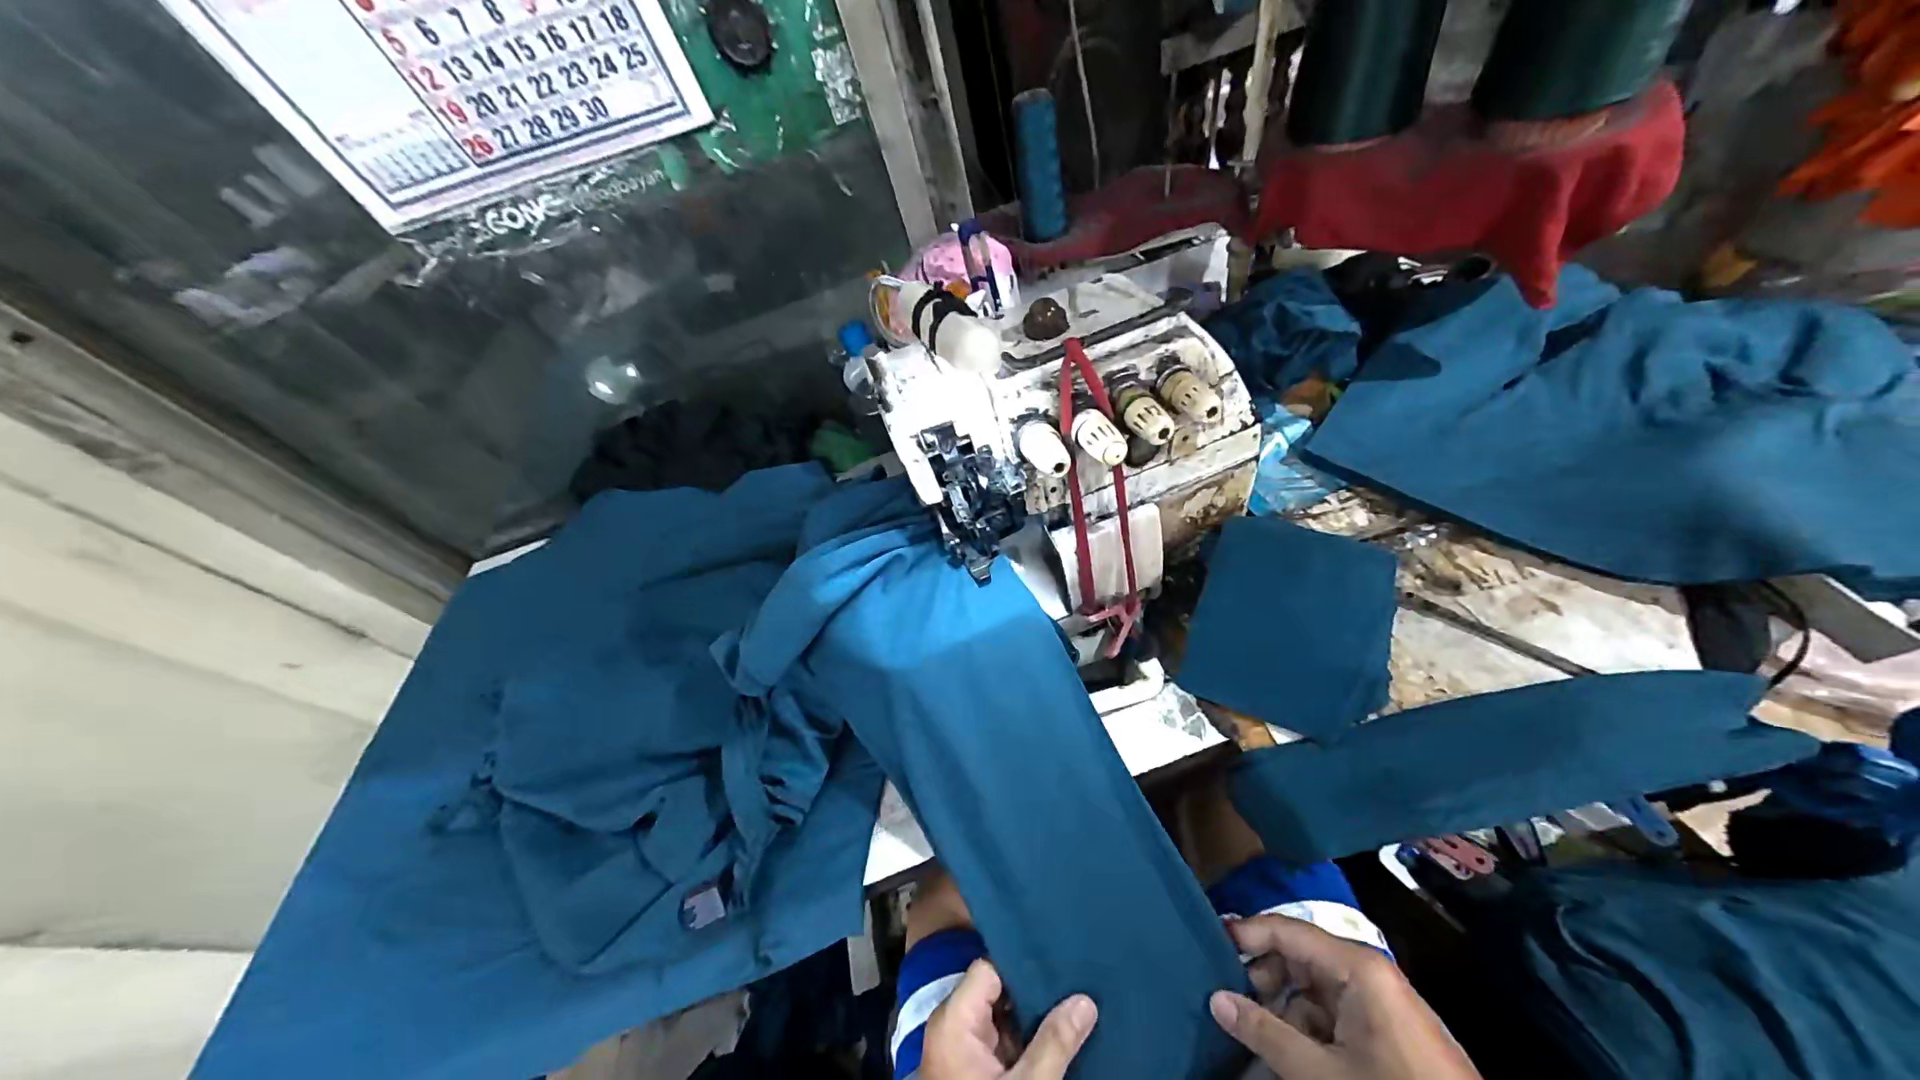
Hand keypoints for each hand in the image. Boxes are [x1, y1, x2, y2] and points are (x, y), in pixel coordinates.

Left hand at [919, 959, 1097, 1079]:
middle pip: (995, 990)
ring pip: (1000, 1016)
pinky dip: (1024, 1038)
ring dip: (1032, 1016)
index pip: (988, 969)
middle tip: (1074, 981)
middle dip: (1033, 990)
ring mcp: (960, 1048)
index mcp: (955, 1020)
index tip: (1058, 960)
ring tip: (1072, 1003)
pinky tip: (1055, 1034)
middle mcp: (953, 1026)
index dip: (1022, 964)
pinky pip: (999, 1040)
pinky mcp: (970, 1068)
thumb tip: (1085, 1001)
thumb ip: (1055, 1042)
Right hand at [1209, 915, 1481, 1079]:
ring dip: (1283, 1005)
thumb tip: (1216, 999)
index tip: (1209, 943)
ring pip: (1313, 985)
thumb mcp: (1322, 1073)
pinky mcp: (1387, 1026)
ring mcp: (1380, 999)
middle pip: (1299, 954)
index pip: (1287, 929)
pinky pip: (1334, 1009)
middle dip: (1263, 975)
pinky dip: (1307, 1024)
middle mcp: (1368, 970)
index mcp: (1356, 966)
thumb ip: (1265, 1033)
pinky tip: (1291, 1052)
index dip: (1245, 933)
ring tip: (1259, 1033)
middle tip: (1232, 1000)